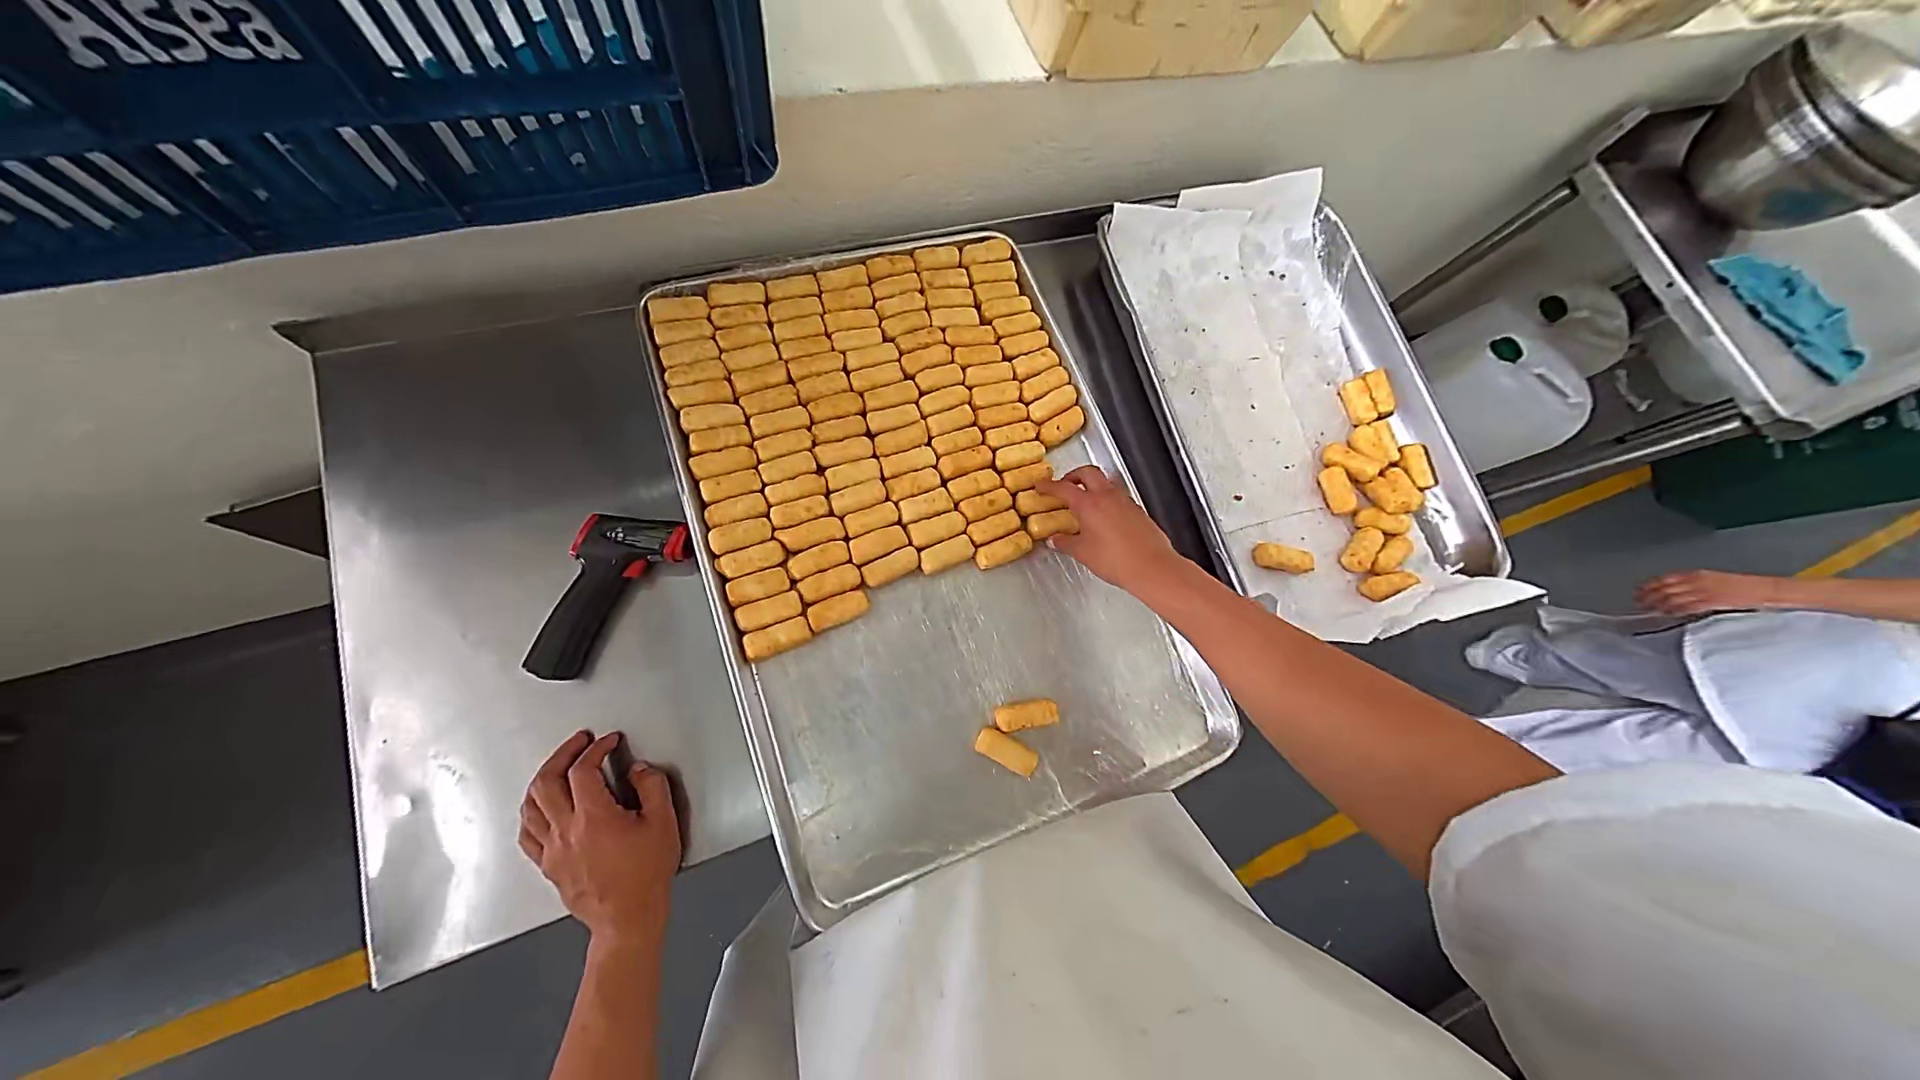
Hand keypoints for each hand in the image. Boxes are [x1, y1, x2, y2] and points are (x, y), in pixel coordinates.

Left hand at [519, 730, 680, 944]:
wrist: (628, 917)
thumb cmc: (646, 876)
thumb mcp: (663, 823)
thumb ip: (652, 787)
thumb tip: (639, 771)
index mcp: (594, 818)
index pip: (583, 770)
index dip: (596, 749)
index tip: (608, 742)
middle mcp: (566, 832)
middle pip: (546, 781)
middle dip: (563, 754)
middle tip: (578, 742)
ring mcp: (553, 850)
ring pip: (530, 806)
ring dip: (542, 779)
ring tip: (558, 766)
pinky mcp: (549, 865)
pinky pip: (528, 833)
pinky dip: (531, 812)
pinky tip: (540, 807)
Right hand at [1034, 465, 1188, 594]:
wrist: (1152, 568)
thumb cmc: (1119, 560)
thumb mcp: (1083, 553)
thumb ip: (1065, 543)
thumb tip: (1057, 540)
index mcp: (1089, 504)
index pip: (1063, 488)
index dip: (1049, 486)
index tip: (1042, 486)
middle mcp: (1108, 497)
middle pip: (1087, 472)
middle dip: (1073, 476)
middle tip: (1064, 485)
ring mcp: (1125, 502)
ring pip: (1105, 482)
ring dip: (1092, 486)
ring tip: (1084, 500)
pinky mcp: (1138, 510)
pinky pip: (1118, 497)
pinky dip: (1107, 499)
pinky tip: (1104, 516)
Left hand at [1636, 570, 1785, 615]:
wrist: (1767, 589)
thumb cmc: (1741, 585)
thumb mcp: (1712, 579)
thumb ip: (1693, 583)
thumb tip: (1672, 591)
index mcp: (1697, 574)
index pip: (1665, 579)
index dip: (1649, 585)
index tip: (1638, 591)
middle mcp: (1697, 581)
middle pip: (1665, 588)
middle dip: (1649, 596)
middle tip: (1638, 602)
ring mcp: (1705, 591)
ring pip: (1673, 598)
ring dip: (1658, 604)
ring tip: (1649, 609)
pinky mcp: (1713, 601)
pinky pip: (1688, 606)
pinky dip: (1675, 610)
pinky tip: (1667, 613)